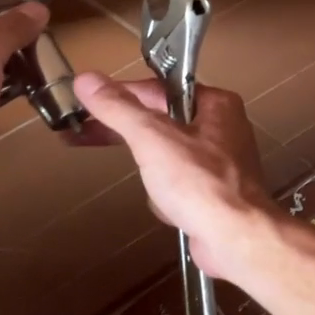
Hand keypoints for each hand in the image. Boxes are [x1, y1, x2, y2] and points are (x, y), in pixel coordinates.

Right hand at [70, 73, 272, 275]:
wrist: (235, 234)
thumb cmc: (198, 183)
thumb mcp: (153, 140)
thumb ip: (120, 110)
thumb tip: (88, 79)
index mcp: (216, 104)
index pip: (159, 89)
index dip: (119, 94)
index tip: (83, 103)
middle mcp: (223, 124)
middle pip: (162, 117)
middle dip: (126, 131)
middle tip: (80, 134)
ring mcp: (221, 155)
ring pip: (167, 150)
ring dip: (151, 168)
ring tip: (154, 186)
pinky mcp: (215, 184)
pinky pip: (178, 177)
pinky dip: (165, 190)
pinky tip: (166, 205)